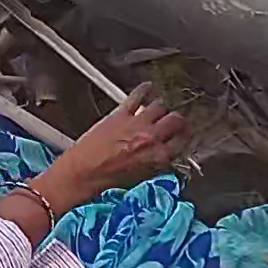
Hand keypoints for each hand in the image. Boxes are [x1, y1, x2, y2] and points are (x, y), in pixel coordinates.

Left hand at [31, 83, 188, 214]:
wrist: (83, 173)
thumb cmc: (108, 179)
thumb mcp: (141, 177)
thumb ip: (157, 162)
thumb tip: (165, 154)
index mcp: (158, 157)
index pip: (182, 140)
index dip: (184, 135)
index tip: (183, 134)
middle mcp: (151, 138)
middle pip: (176, 120)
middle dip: (177, 120)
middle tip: (175, 121)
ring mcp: (136, 123)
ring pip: (159, 106)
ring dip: (161, 108)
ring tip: (159, 109)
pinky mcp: (120, 114)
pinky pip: (138, 95)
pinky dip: (145, 89)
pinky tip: (148, 87)